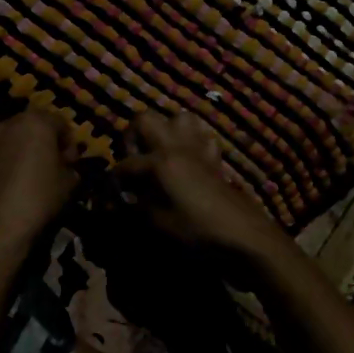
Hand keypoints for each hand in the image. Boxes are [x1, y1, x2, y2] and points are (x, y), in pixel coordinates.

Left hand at [0, 112, 79, 253]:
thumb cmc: (39, 199)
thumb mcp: (69, 183)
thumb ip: (69, 166)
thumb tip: (64, 165)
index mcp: (35, 123)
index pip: (59, 121)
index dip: (68, 140)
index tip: (71, 161)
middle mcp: (7, 124)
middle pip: (32, 124)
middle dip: (44, 140)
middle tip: (51, 164)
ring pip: (11, 138)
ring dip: (23, 149)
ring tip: (29, 174)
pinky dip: (6, 161)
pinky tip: (11, 183)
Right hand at [116, 113, 288, 260]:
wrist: (242, 234)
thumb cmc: (197, 230)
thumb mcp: (159, 222)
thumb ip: (138, 206)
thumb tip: (125, 199)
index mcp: (160, 162)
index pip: (126, 163)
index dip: (114, 179)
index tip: (110, 193)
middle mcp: (177, 146)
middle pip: (146, 119)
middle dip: (133, 135)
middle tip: (133, 159)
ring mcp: (199, 149)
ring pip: (179, 118)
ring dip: (166, 130)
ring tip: (159, 153)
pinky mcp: (215, 158)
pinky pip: (203, 137)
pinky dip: (192, 142)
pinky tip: (188, 160)